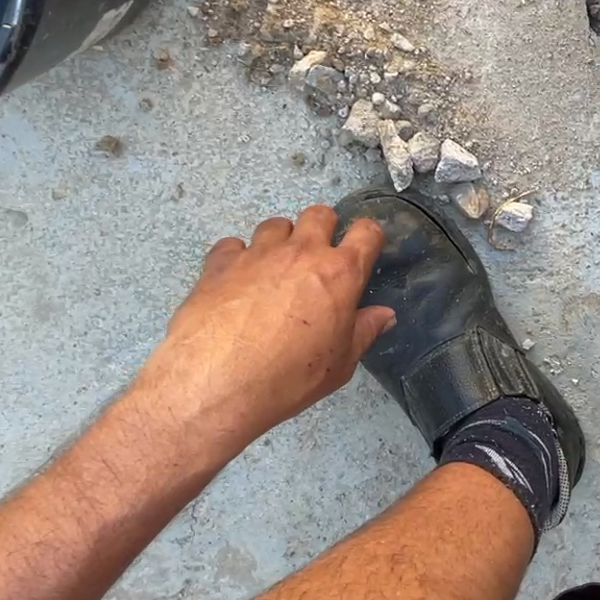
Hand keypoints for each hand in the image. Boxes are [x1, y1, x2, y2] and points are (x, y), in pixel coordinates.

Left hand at [132, 205, 392, 453]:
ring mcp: (259, 254)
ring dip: (280, 241)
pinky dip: (236, 257)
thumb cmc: (289, 378)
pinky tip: (234, 280)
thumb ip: (365, 332)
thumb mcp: (340, 364)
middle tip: (316, 257)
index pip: (367, 231)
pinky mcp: (219, 264)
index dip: (368, 237)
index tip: (363, 251)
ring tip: (273, 268)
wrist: (214, 385)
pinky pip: (232, 245)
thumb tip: (385, 315)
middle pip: (320, 214)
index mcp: (341, 272)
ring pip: (276, 224)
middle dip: (323, 228)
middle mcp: (302, 252)